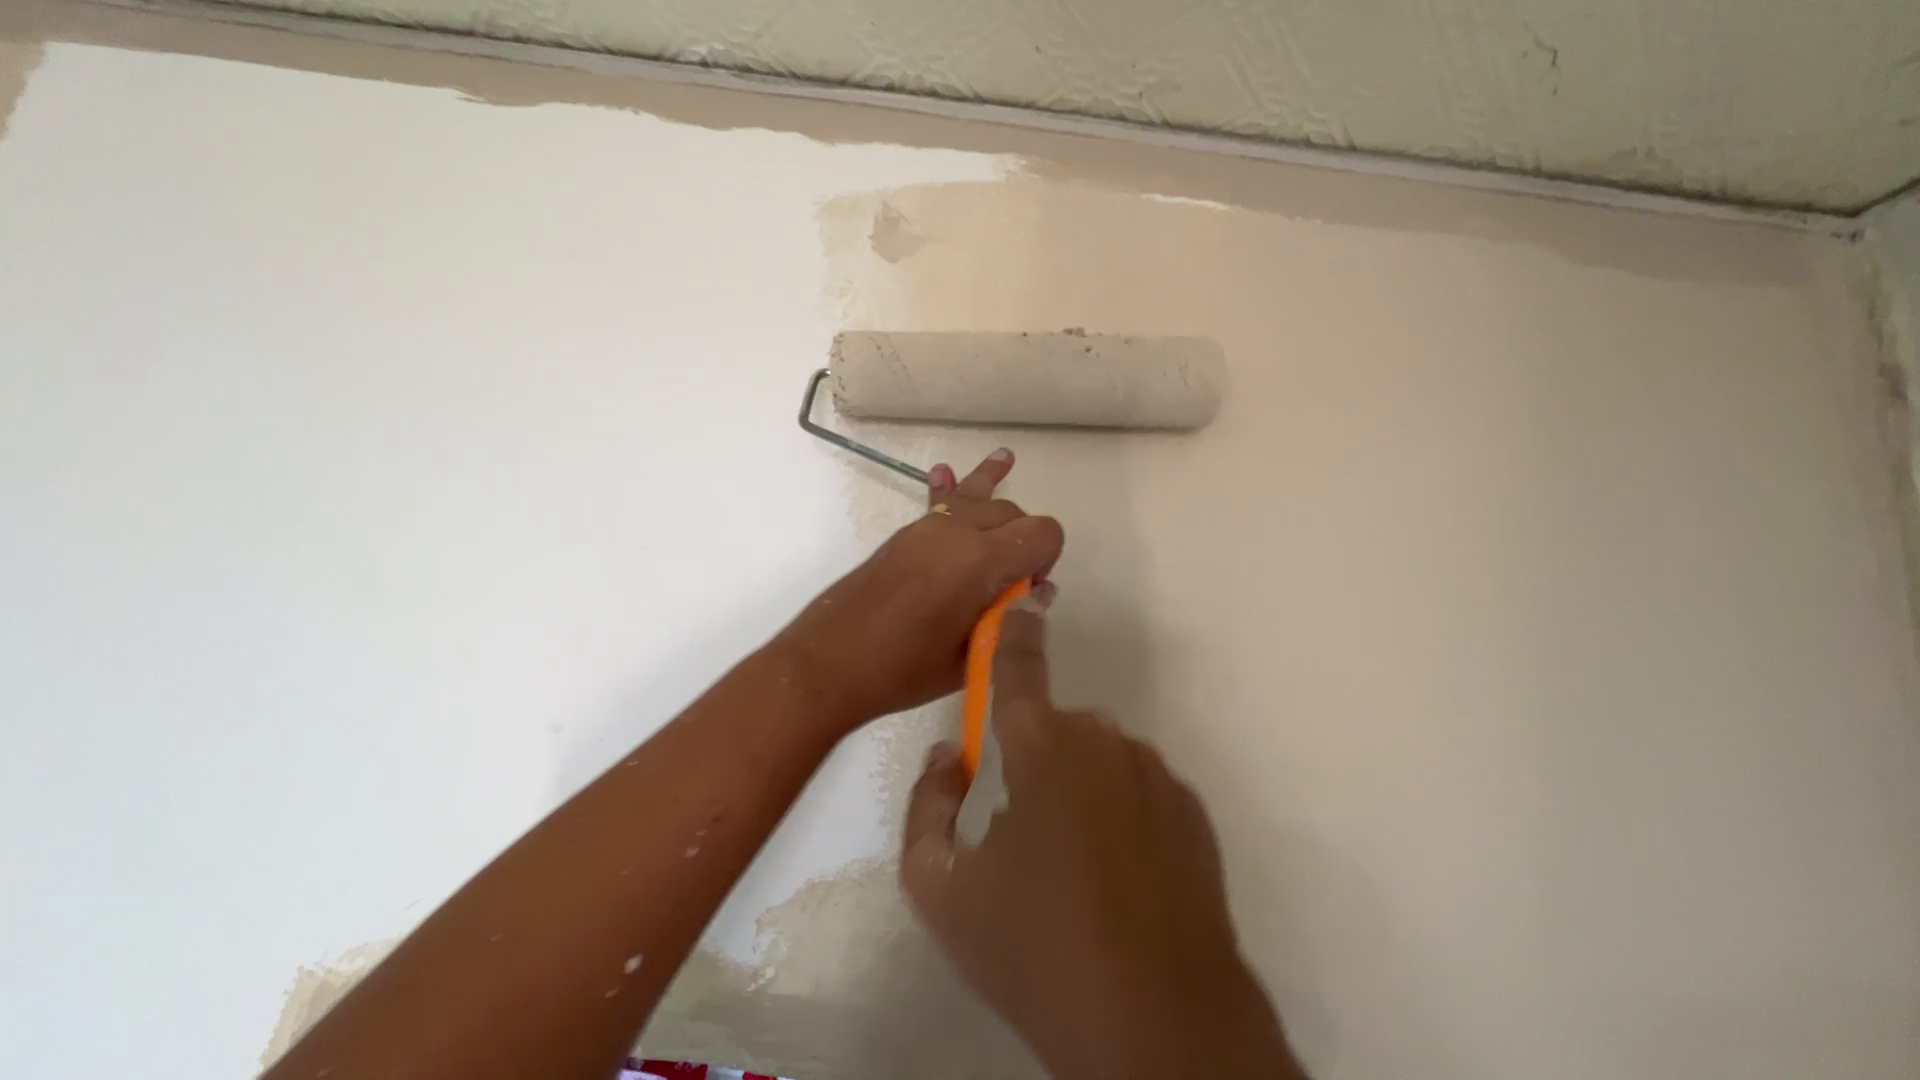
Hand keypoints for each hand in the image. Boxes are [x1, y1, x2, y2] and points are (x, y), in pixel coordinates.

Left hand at [777, 449, 1063, 730]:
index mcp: (981, 562)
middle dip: (1024, 540)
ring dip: (996, 492)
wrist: (830, 664)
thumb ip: (1010, 622)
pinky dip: (949, 487)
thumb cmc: (904, 671)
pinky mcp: (905, 536)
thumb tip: (1033, 594)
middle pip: (1012, 514)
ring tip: (1008, 460)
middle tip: (1011, 587)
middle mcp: (956, 532)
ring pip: (976, 498)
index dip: (1049, 558)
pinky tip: (946, 470)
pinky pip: (937, 502)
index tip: (1030, 592)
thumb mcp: (972, 658)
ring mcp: (926, 529)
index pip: (1044, 532)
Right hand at [898, 606, 1304, 1079]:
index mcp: (1039, 750)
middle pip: (1059, 728)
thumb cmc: (1032, 949)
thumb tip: (950, 755)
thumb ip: (927, 805)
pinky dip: (1124, 815)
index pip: (1019, 669)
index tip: (1015, 607)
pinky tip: (1119, 879)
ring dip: (1081, 789)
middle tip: (1024, 835)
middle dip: (1037, 760)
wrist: (1153, 1018)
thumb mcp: (939, 889)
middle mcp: (1103, 744)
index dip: (1012, 635)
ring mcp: (1156, 777)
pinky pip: (1142, 792)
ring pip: (1103, 760)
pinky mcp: (1193, 812)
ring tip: (1074, 869)